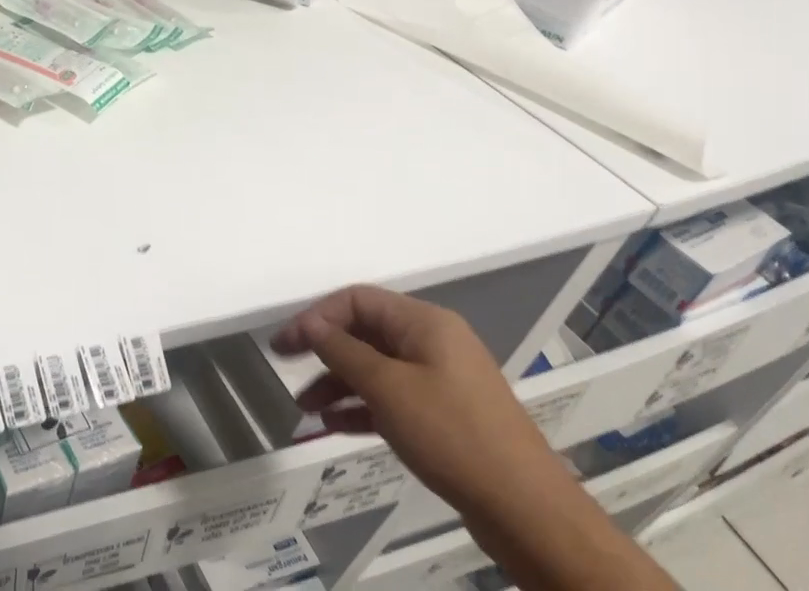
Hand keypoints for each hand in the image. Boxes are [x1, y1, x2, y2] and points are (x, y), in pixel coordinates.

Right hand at [272, 285, 560, 516]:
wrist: (523, 507)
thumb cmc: (450, 434)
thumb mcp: (386, 387)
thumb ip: (341, 350)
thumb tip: (309, 324)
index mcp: (425, 324)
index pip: (356, 300)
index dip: (315, 317)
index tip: (284, 344)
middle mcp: (434, 343)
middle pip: (364, 332)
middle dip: (323, 351)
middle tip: (286, 367)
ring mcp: (441, 379)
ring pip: (375, 368)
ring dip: (337, 382)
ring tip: (305, 407)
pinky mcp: (444, 414)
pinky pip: (391, 397)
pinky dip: (360, 405)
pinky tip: (334, 423)